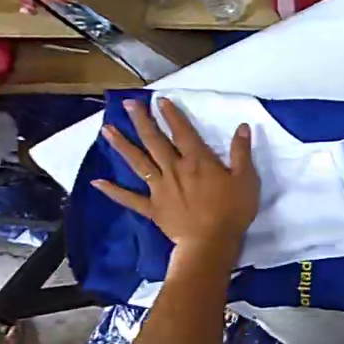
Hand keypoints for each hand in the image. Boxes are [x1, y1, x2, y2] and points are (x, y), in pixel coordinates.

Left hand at [91, 98, 259, 258]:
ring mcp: (160, 188)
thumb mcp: (246, 179)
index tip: (160, 100)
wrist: (211, 243)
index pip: (182, 132)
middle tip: (128, 104)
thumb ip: (242, 152)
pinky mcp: (153, 208)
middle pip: (155, 141)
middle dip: (141, 121)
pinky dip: (113, 190)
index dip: (171, 115)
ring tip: (107, 130)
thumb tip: (242, 127)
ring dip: (122, 145)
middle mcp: (174, 169)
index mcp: (197, 161)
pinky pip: (130, 198)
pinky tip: (97, 182)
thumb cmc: (232, 210)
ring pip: (138, 162)